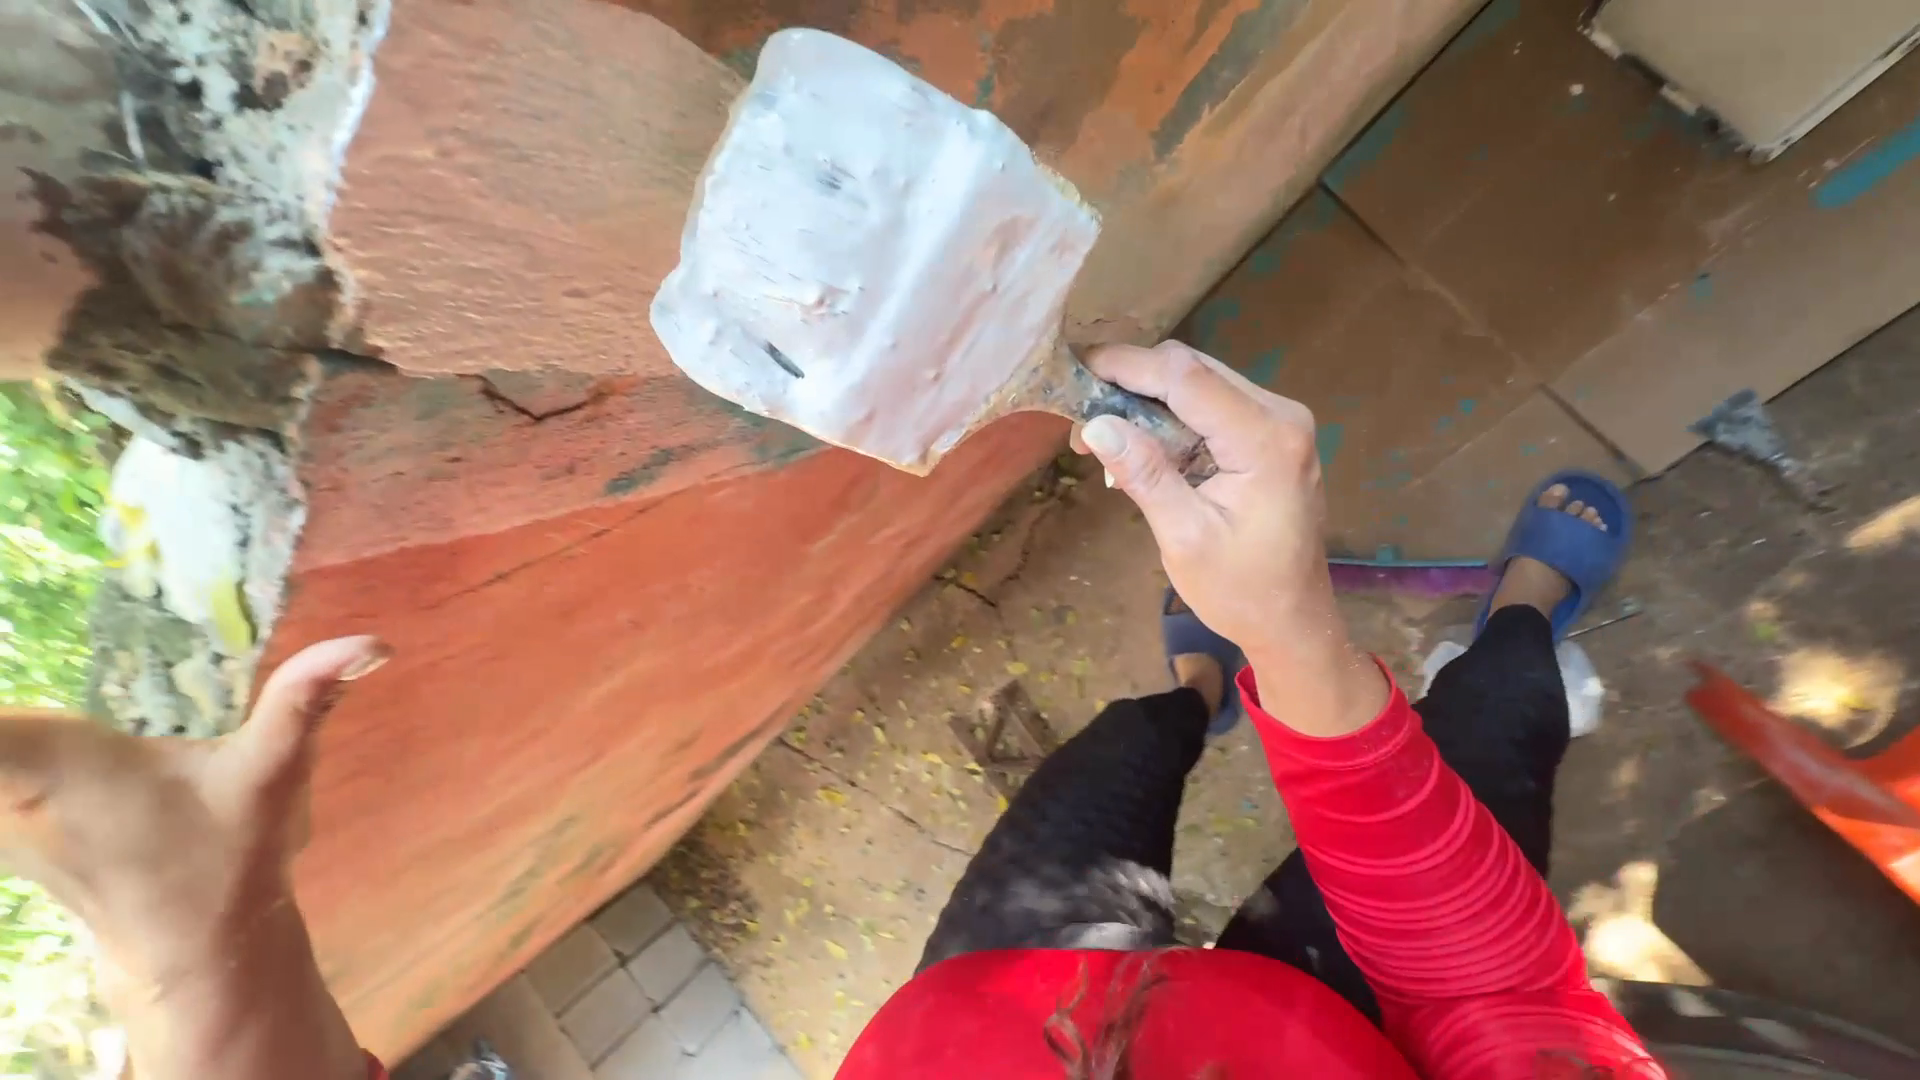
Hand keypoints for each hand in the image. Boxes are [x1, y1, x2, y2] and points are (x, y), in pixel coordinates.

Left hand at [0, 636, 387, 1079]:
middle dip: (7, 707)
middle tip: (27, 589)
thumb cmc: (225, 855)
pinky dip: (9, 749)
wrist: (191, 942)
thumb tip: (372, 643)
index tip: (10, 615)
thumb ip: (305, 697)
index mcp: (52, 766)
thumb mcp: (274, 769)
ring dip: (9, 733)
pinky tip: (35, 744)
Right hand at [1075, 342, 1384, 734]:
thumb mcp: (1184, 537)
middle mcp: (1279, 415)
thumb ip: (1144, 475)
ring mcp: (1277, 422)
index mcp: (1266, 439)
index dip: (1126, 366)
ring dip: (1146, 402)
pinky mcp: (1267, 435)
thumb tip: (1095, 424)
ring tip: (1103, 438)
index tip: (1075, 372)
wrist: (1292, 621)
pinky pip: (1208, 407)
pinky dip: (1168, 419)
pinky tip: (1140, 450)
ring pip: (1197, 383)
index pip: (1185, 376)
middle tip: (1082, 418)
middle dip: (1131, 383)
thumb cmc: (1240, 590)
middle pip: (1192, 370)